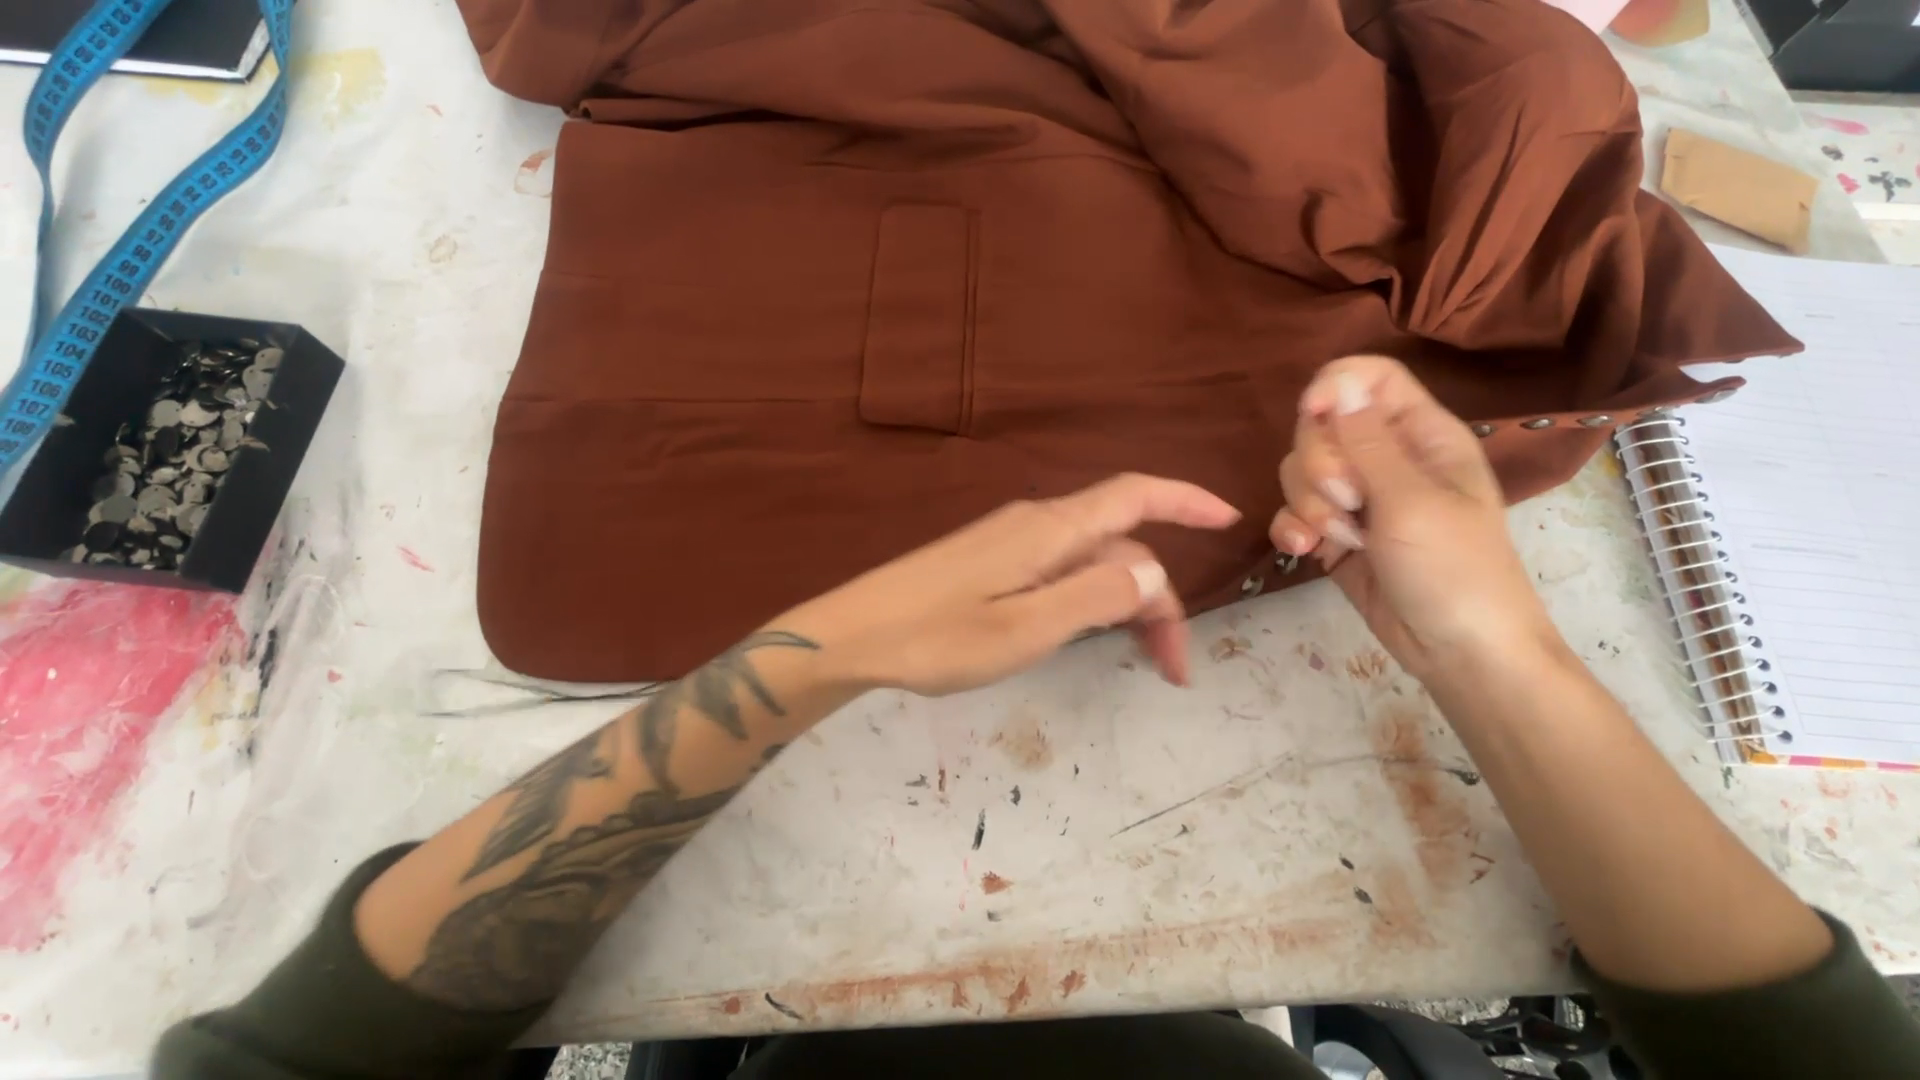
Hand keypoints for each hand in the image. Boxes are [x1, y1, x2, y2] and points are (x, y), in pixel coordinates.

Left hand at [782, 474, 1240, 694]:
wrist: (852, 637)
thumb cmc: (937, 637)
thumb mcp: (1028, 627)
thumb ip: (1097, 596)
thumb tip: (1157, 574)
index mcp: (1051, 530)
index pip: (1135, 496)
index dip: (1186, 500)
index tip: (1228, 521)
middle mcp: (1036, 525)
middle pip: (1119, 547)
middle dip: (1158, 599)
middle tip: (1175, 668)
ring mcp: (1010, 543)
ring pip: (1090, 564)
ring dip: (1126, 606)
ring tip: (1145, 662)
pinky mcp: (990, 564)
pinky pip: (1060, 572)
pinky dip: (1090, 601)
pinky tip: (1090, 635)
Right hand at [1268, 355, 1558, 680]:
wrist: (1458, 652)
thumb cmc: (1454, 569)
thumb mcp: (1411, 500)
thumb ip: (1367, 441)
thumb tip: (1338, 382)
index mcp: (1421, 435)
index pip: (1369, 379)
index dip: (1333, 387)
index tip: (1309, 416)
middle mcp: (1386, 458)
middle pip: (1321, 427)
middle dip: (1318, 465)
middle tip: (1348, 503)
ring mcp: (1358, 499)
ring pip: (1300, 472)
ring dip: (1308, 504)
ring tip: (1341, 539)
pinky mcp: (1334, 534)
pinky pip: (1294, 512)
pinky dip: (1293, 529)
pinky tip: (1305, 552)